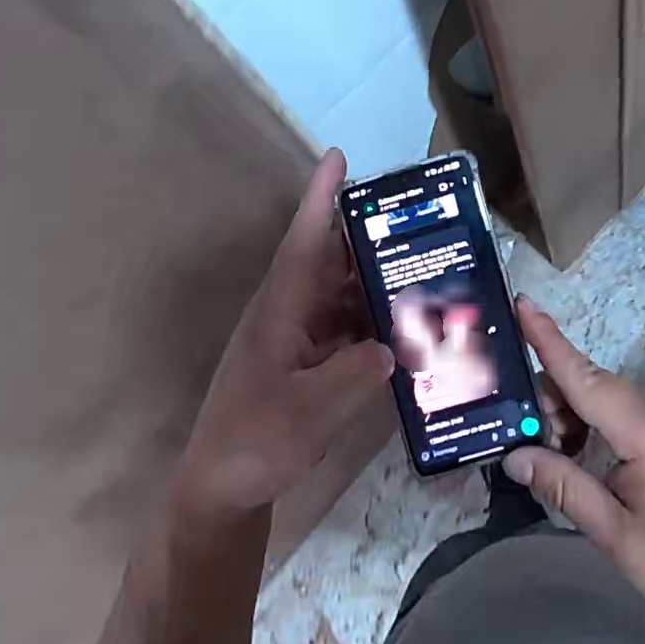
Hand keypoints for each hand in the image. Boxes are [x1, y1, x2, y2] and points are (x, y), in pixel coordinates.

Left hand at [170, 148, 394, 524]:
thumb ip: (355, 376)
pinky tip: (405, 332)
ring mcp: (297, 338)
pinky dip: (372, 325)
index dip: (320, 198)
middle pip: (330, 262)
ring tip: (424, 271)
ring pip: (341, 295)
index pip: (304, 241)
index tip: (337, 157)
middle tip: (415, 220)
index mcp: (280, 309)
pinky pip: (344, 329)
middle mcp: (288, 313)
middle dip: (367, 237)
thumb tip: (394, 346)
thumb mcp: (310, 413)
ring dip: (375, 284)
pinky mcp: (305, 362)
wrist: (221, 486)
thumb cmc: (254, 441)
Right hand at [501, 296, 644, 643]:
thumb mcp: (619, 537)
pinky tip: (597, 463)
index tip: (521, 301)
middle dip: (552, 405)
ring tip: (569, 465)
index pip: (582, 374)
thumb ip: (563, 487)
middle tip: (540, 453)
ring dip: (575, 418)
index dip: (546, 337)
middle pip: (587, 383)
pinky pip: (625, 409)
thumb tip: (515, 456)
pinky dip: (598, 424)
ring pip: (604, 395)